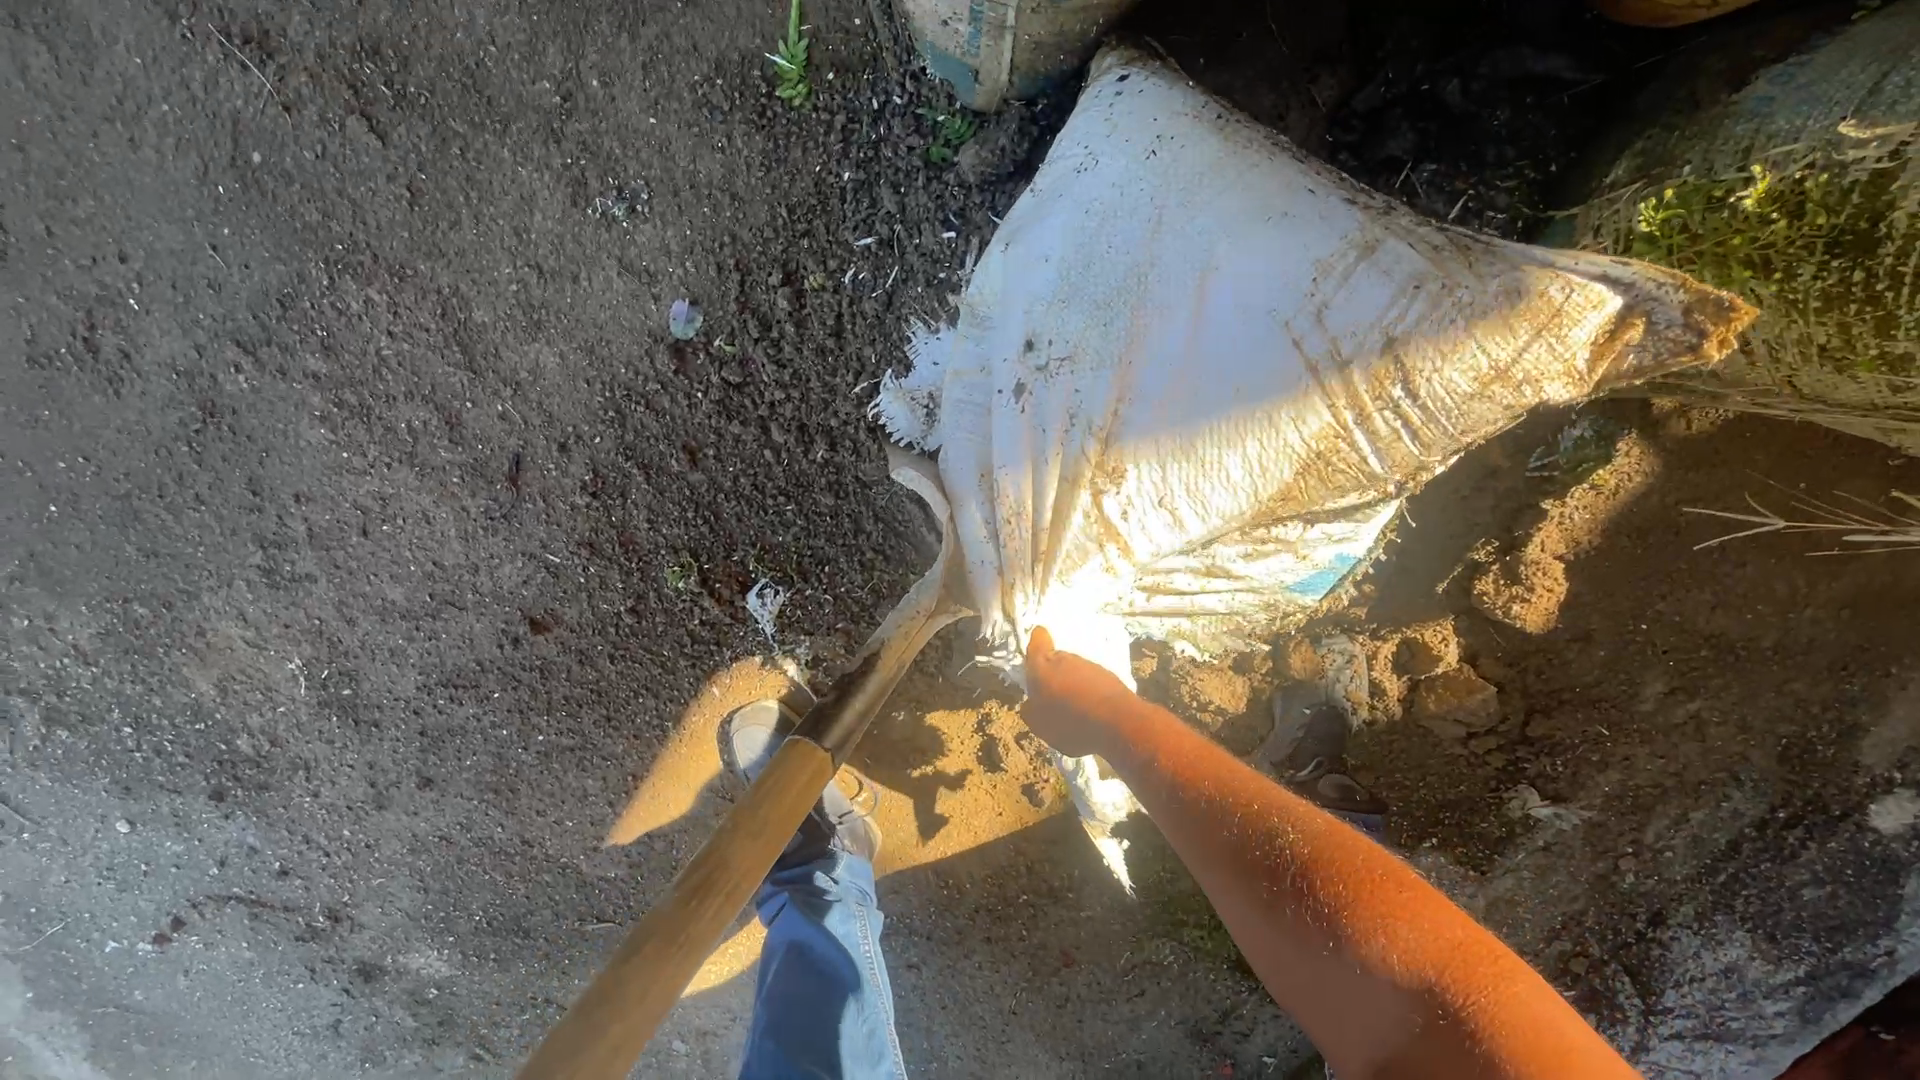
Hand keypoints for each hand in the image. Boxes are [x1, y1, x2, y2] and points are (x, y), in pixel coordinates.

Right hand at [1020, 626, 1140, 757]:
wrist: (1117, 723)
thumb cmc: (1068, 722)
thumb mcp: (1038, 724)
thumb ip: (1030, 709)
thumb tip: (1031, 702)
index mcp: (1042, 666)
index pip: (1037, 641)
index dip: (1037, 642)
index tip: (1038, 646)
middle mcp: (1066, 658)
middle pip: (1056, 659)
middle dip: (1054, 673)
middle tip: (1053, 695)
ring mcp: (1090, 665)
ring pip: (1076, 670)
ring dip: (1073, 683)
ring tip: (1074, 708)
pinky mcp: (1110, 676)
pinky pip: (1093, 681)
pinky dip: (1090, 692)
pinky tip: (1092, 711)